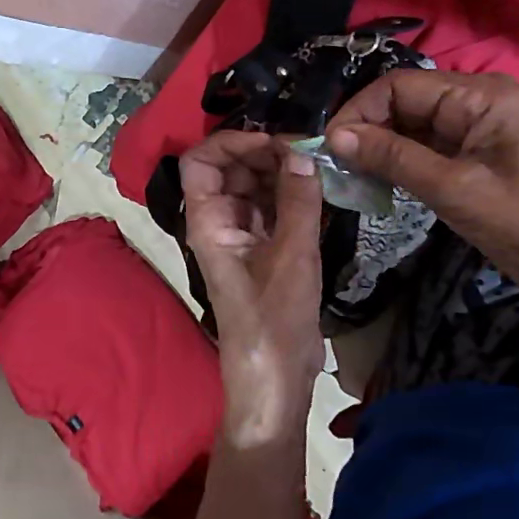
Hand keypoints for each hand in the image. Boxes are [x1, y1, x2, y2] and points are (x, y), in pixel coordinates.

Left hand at [178, 130, 324, 444]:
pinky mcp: (264, 248)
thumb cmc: (274, 319)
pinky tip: (318, 188)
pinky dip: (290, 194)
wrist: (276, 378)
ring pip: (253, 187)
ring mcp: (241, 234)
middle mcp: (219, 221)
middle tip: (306, 151)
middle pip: (230, 169)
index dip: (230, 143)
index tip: (272, 140)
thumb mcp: (292, 256)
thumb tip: (303, 153)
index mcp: (207, 220)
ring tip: (317, 165)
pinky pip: (271, 207)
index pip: (201, 162)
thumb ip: (297, 201)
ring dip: (280, 172)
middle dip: (263, 153)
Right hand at [326, 69, 518, 304]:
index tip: (328, 145)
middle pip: (399, 102)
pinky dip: (394, 161)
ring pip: (405, 124)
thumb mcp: (455, 190)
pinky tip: (372, 180)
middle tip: (332, 163)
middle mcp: (474, 100)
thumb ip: (393, 158)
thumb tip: (334, 137)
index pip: (398, 86)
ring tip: (346, 173)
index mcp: (480, 96)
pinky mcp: (469, 150)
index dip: (358, 111)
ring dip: (375, 147)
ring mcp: (472, 126)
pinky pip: (419, 145)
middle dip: (364, 130)